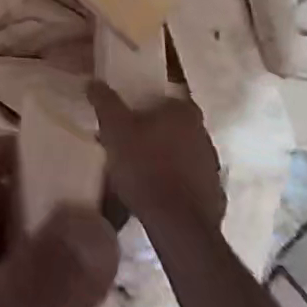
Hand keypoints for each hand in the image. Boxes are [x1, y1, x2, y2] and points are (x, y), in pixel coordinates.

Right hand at [88, 82, 223, 227]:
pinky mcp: (213, 193)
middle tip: (128, 131)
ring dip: (163, 151)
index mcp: (184, 113)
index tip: (134, 101)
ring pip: (183, 149)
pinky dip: (173, 176)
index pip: (171, 92)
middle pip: (176, 121)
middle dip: (154, 124)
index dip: (151, 95)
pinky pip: (189, 176)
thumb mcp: (114, 129)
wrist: (177, 224)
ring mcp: (212, 165)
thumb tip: (94, 82)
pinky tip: (154, 185)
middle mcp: (203, 134)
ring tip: (136, 161)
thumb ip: (104, 101)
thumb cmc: (144, 166)